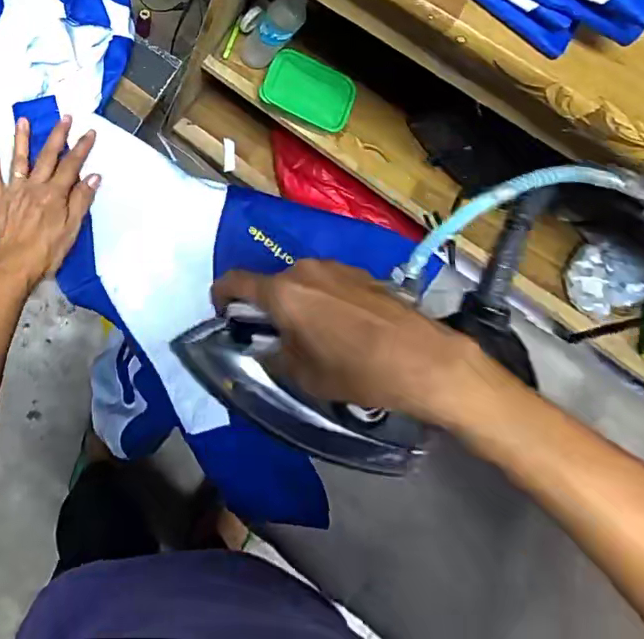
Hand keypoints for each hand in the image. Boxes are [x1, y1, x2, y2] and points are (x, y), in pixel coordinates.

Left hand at [0, 116, 98, 309]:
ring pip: (18, 161)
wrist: (10, 270)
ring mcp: (13, 193)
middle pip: (47, 156)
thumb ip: (81, 200)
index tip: (89, 131)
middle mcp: (33, 187)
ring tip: (22, 121)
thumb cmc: (46, 252)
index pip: (72, 165)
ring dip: (21, 140)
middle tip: (64, 117)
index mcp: (54, 194)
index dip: (82, 148)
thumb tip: (93, 176)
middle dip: (57, 135)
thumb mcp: (71, 229)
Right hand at [210, 260, 500, 427]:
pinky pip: (329, 282)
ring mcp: (337, 267)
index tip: (223, 315)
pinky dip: (323, 300)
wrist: (422, 357)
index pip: (235, 281)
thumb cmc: (357, 370)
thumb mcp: (304, 375)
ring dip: (297, 303)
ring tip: (311, 335)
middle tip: (273, 338)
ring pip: (302, 282)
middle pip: (271, 282)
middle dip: (266, 307)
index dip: (221, 297)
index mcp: (284, 291)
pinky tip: (342, 327)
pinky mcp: (361, 272)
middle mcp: (306, 269)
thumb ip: (276, 355)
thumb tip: (267, 345)